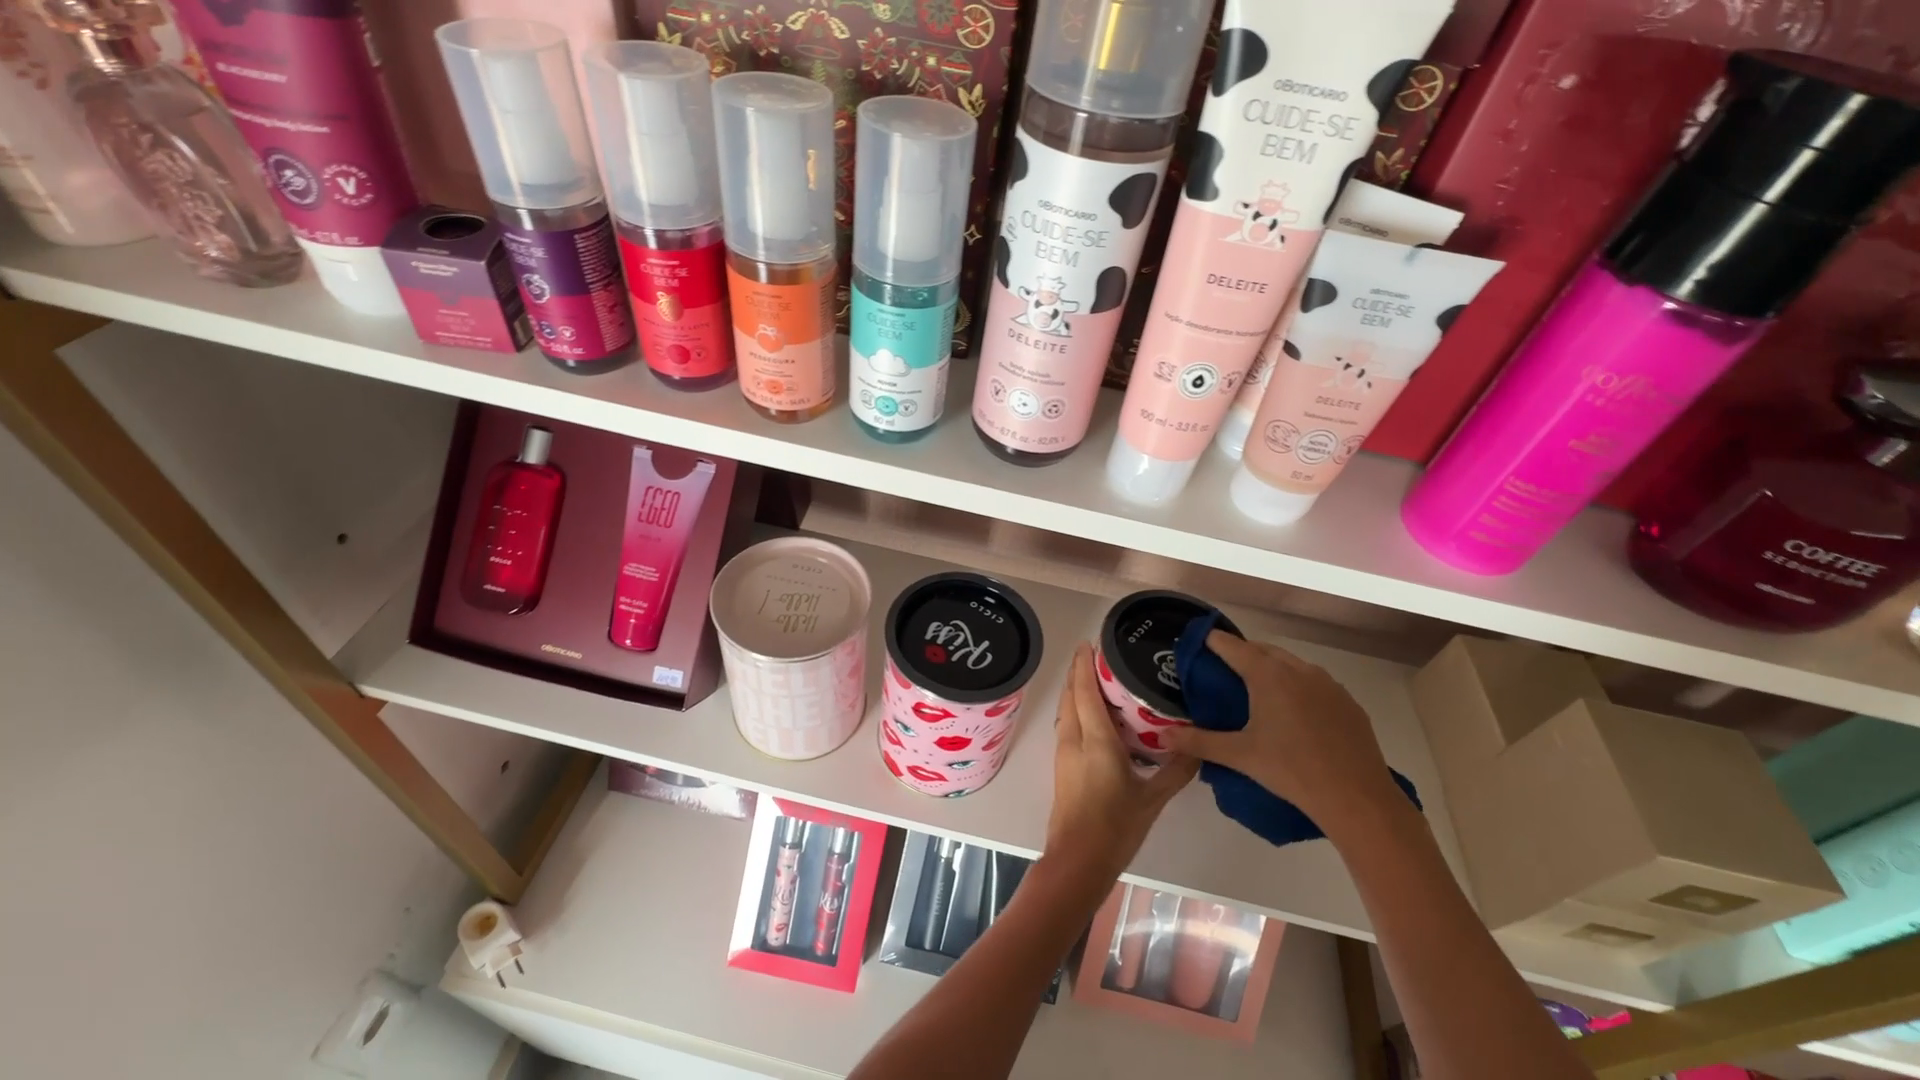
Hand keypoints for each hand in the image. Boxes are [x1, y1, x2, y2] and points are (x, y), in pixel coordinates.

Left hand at [1045, 643, 1196, 886]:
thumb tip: (1199, 748)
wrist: (1077, 861)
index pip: (1085, 692)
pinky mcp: (1063, 768)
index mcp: (1095, 741)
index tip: (1090, 642)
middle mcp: (1074, 741)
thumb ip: (1176, 771)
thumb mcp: (1153, 799)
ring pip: (1067, 712)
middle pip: (1071, 697)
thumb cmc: (1115, 828)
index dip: (1085, 665)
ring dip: (1076, 692)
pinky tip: (1097, 717)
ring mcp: (1064, 755)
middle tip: (1100, 656)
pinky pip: (1068, 727)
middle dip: (1079, 673)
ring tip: (1098, 680)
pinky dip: (1078, 712)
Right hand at [1162, 631, 1396, 832]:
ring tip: (1257, 689)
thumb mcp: (1239, 756)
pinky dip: (1298, 687)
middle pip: (1264, 650)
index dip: (1214, 641)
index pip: (1234, 647)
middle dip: (1243, 653)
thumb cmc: (1291, 770)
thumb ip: (1199, 741)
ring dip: (1272, 668)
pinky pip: (1316, 684)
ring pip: (1293, 665)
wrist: (1355, 796)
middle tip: (1224, 668)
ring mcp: (1328, 685)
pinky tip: (1294, 713)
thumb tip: (1163, 735)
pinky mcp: (1348, 703)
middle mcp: (1299, 670)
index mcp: (1269, 676)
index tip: (1200, 640)